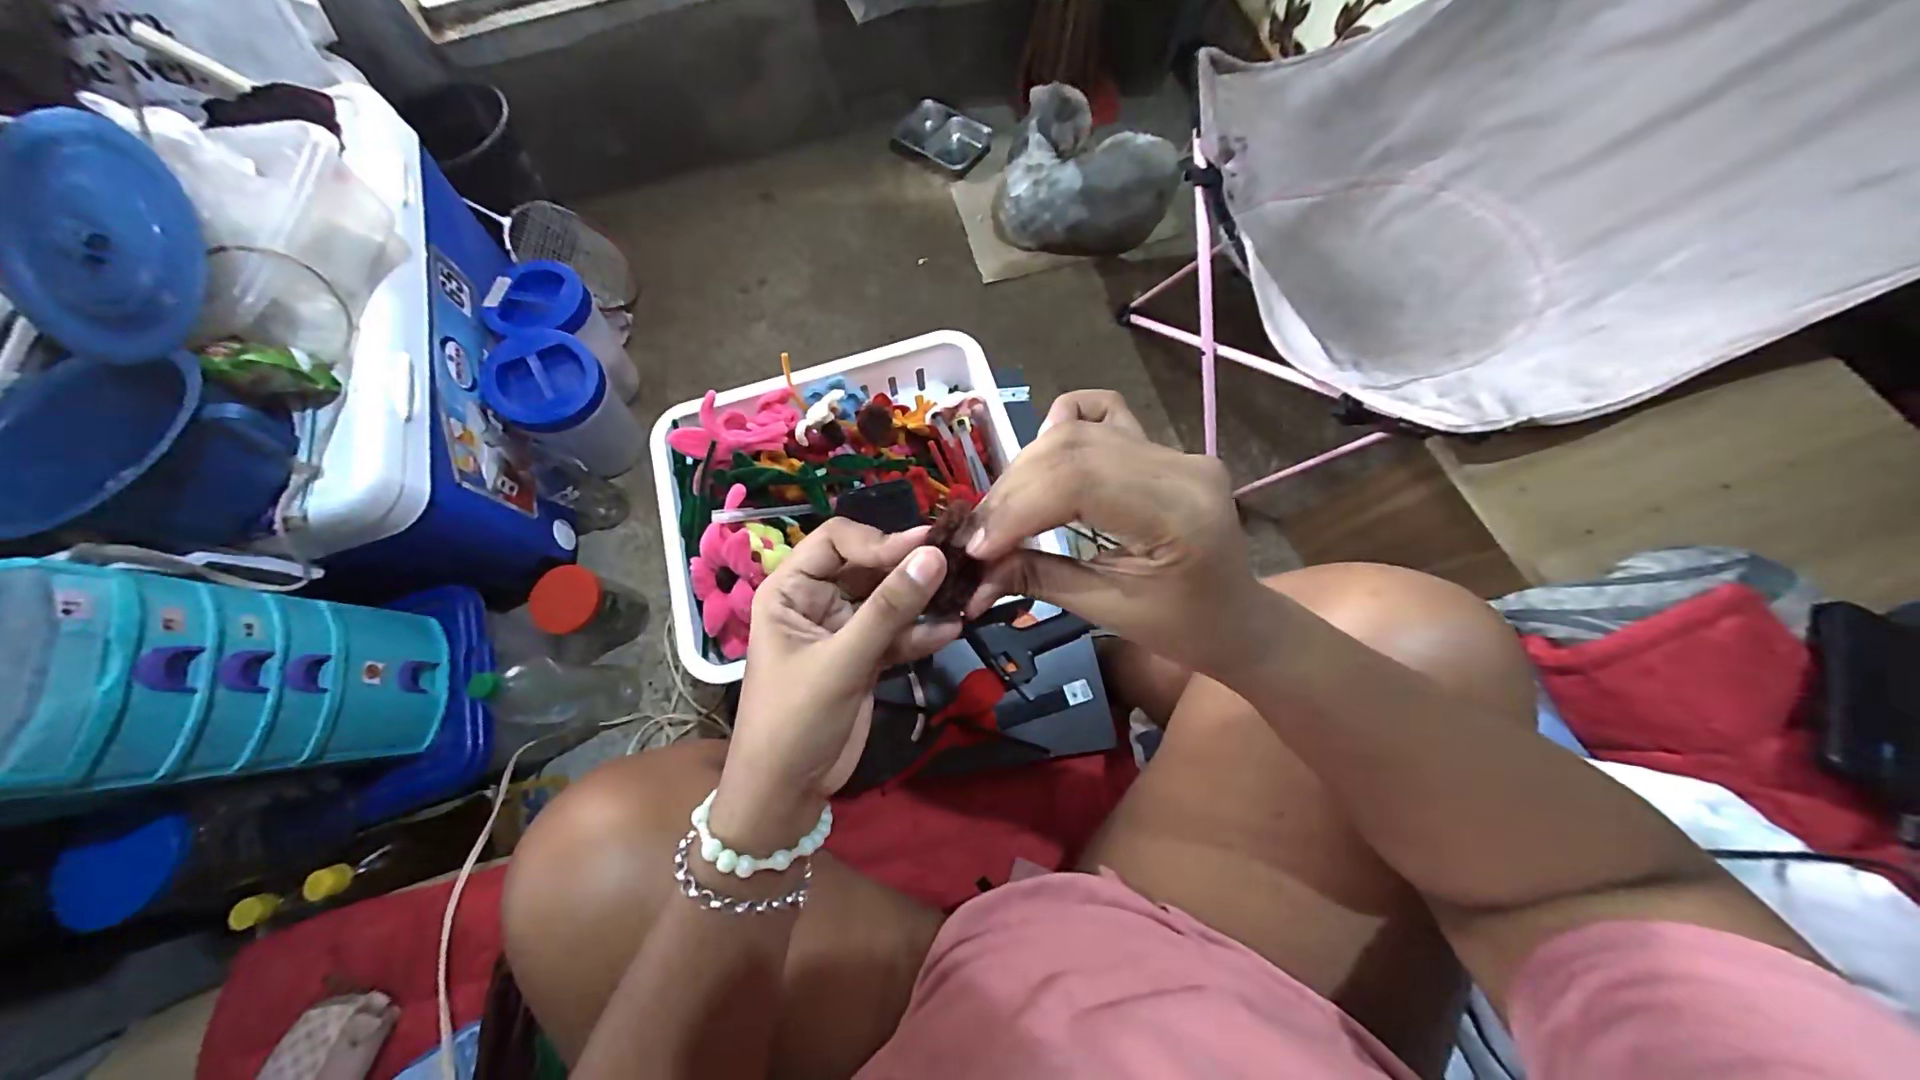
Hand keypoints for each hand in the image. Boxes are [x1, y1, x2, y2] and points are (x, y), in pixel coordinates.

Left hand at [713, 520, 960, 848]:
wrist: (786, 793)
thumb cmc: (795, 720)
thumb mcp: (842, 661)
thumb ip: (889, 610)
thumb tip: (934, 555)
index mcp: (791, 589)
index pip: (837, 540)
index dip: (880, 540)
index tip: (926, 547)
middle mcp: (816, 600)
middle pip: (869, 566)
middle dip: (909, 566)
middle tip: (958, 562)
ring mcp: (844, 629)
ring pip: (889, 599)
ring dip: (923, 598)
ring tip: (965, 593)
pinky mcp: (866, 656)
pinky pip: (898, 633)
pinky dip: (922, 633)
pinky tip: (954, 629)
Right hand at [961, 390, 1267, 679]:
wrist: (1239, 619)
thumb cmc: (1184, 629)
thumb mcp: (1107, 611)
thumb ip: (1038, 579)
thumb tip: (973, 573)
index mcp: (1179, 512)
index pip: (1077, 481)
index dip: (1016, 508)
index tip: (977, 547)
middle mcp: (1180, 466)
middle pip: (1070, 449)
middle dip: (1011, 492)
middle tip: (978, 535)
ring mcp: (1175, 450)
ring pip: (1078, 431)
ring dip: (1025, 468)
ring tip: (1001, 512)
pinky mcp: (1163, 447)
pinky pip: (1104, 414)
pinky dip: (1063, 428)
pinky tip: (1044, 458)